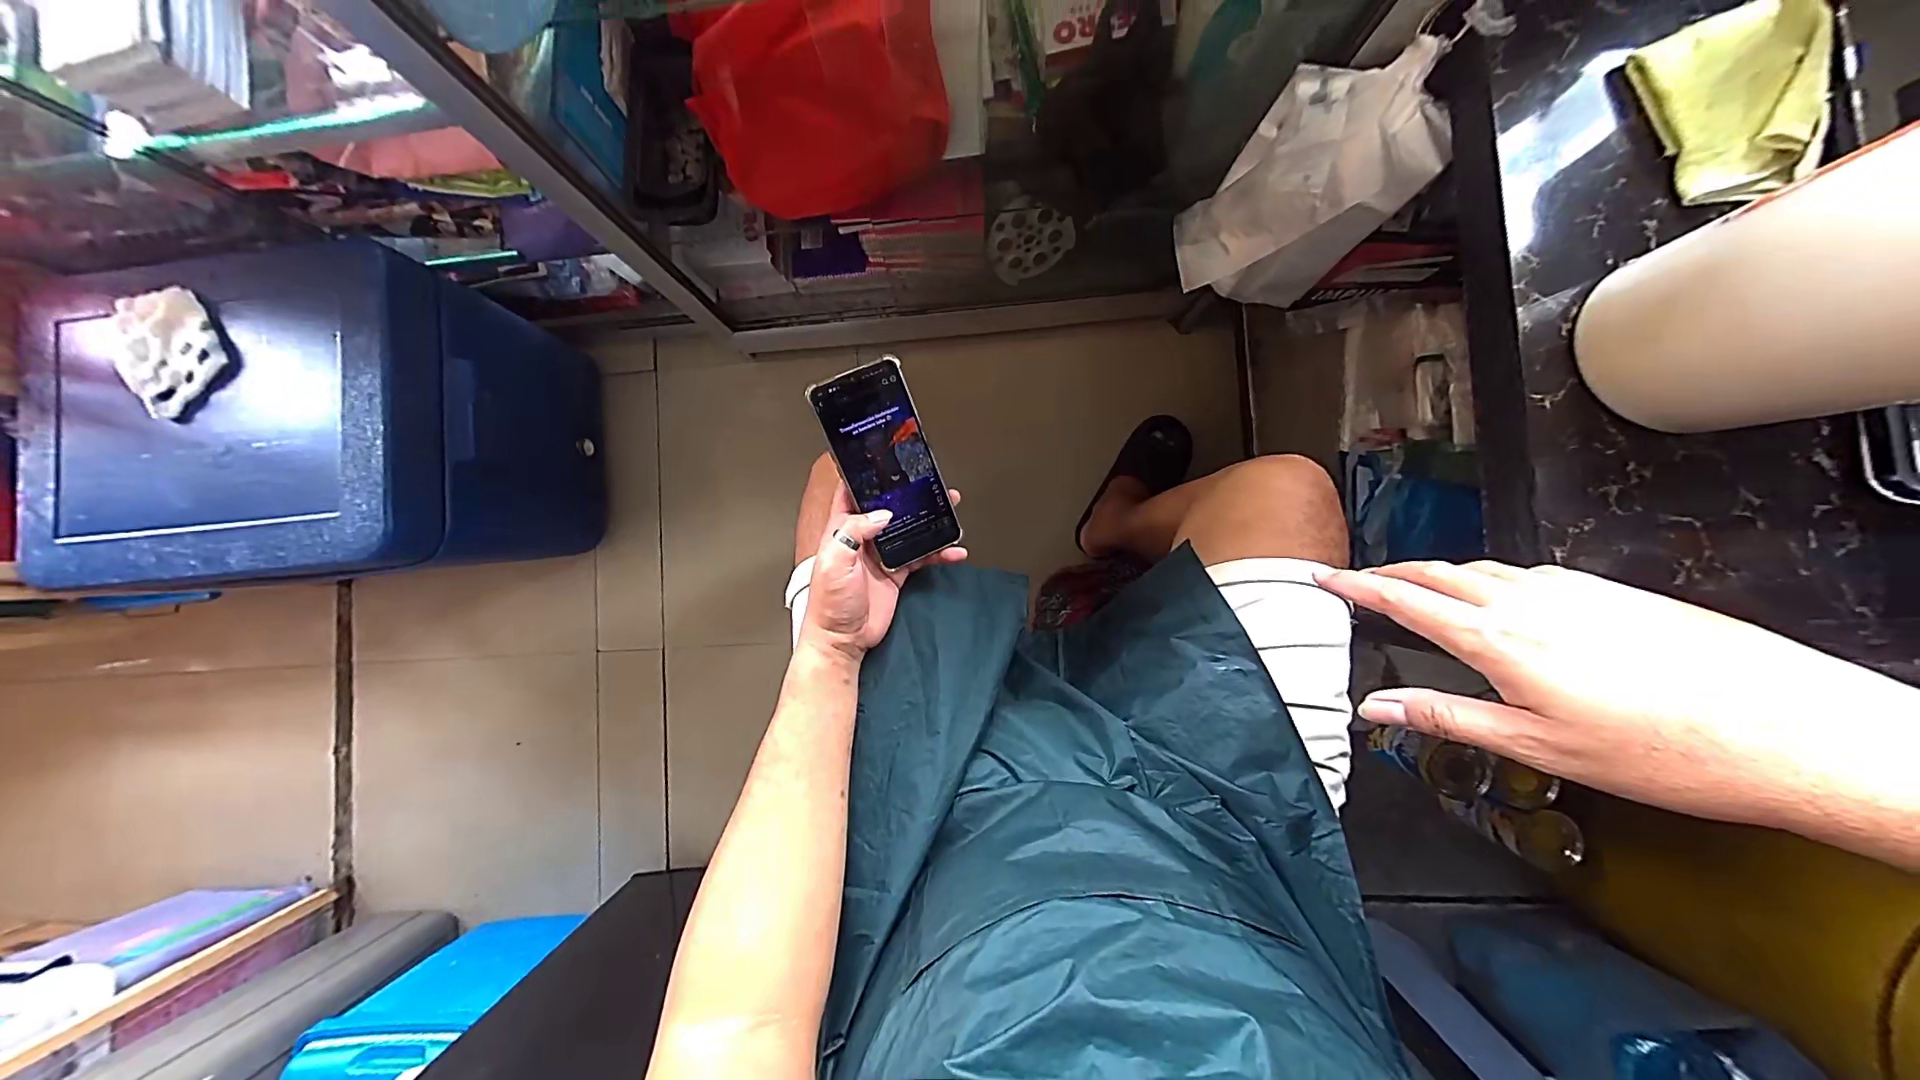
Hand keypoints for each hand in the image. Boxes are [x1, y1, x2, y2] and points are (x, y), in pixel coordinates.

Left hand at [798, 481, 966, 659]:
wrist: (842, 640)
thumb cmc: (828, 605)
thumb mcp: (835, 562)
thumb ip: (854, 532)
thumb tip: (881, 514)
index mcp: (841, 531)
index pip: (851, 495)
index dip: (863, 478)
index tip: (881, 462)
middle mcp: (862, 540)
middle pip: (888, 509)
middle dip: (908, 496)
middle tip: (928, 484)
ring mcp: (880, 557)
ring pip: (909, 530)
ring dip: (929, 521)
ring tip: (949, 510)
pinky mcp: (896, 574)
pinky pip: (921, 558)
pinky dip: (938, 554)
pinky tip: (952, 551)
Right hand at [1315, 562, 1919, 861]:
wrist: (1800, 735)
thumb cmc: (1673, 750)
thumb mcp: (1535, 746)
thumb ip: (1444, 717)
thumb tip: (1380, 708)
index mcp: (1501, 640)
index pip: (1403, 598)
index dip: (1356, 585)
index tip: (1327, 577)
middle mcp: (1533, 601)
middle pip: (1436, 570)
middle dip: (1389, 571)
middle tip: (1361, 580)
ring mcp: (1576, 591)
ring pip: (1481, 568)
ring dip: (1437, 574)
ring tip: (1420, 592)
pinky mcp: (1612, 591)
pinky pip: (1527, 572)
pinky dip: (1490, 579)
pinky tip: (1501, 603)